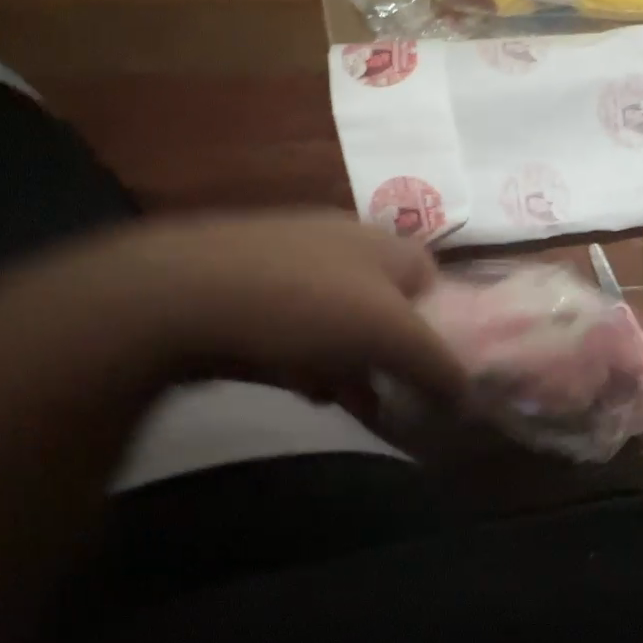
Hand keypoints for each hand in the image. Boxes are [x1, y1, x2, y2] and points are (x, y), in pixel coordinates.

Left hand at [19, 211, 464, 404]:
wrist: (173, 297)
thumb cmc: (303, 306)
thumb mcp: (392, 337)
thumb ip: (439, 366)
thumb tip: (468, 395)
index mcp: (382, 243)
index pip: (434, 279)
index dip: (443, 323)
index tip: (435, 366)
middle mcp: (339, 243)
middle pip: (387, 306)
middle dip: (393, 354)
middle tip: (392, 391)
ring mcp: (286, 263)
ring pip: (340, 322)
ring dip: (352, 364)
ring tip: (346, 400)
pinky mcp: (243, 288)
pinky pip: (295, 329)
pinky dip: (306, 360)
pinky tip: (299, 386)